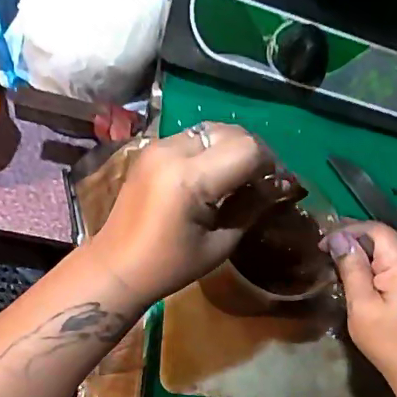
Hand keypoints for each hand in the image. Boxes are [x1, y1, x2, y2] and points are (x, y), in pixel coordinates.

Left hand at [86, 123, 280, 301]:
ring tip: (240, 178)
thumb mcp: (219, 244)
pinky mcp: (150, 150)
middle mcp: (173, 151)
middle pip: (231, 132)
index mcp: (190, 179)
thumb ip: (251, 208)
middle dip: (254, 153)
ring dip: (232, 148)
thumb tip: (281, 186)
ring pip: (211, 130)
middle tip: (263, 182)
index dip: (270, 165)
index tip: (278, 186)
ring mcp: (158, 146)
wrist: (116, 267)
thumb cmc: (169, 266)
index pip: (248, 150)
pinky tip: (214, 176)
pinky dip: (211, 150)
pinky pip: (192, 137)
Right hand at [326, 220, 396, 380]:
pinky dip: (375, 264)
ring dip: (363, 253)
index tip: (320, 246)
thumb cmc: (389, 340)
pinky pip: (396, 261)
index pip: (373, 229)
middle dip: (353, 240)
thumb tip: (339, 238)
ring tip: (337, 263)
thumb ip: (351, 268)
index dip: (345, 231)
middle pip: (382, 236)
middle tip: (324, 253)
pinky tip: (359, 275)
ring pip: (388, 248)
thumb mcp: (362, 305)